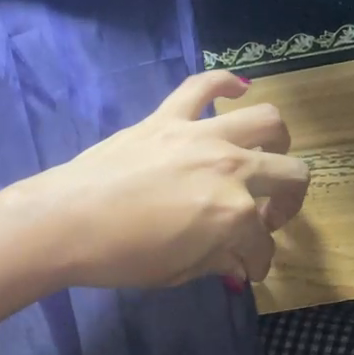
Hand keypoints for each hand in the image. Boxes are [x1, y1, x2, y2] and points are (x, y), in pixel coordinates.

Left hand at [11, 70, 310, 288]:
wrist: (65, 221)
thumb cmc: (121, 257)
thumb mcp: (176, 272)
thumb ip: (216, 262)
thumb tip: (238, 265)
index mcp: (235, 215)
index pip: (260, 243)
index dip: (258, 262)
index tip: (247, 270)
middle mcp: (230, 168)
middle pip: (288, 176)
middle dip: (287, 205)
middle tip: (266, 220)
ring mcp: (200, 136)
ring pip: (265, 122)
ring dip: (276, 143)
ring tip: (266, 158)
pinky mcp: (167, 117)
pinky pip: (203, 86)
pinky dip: (226, 83)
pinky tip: (238, 89)